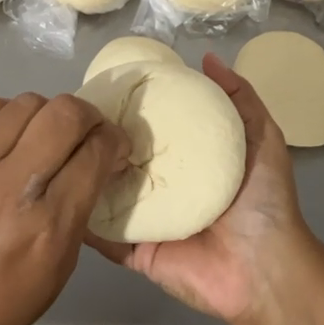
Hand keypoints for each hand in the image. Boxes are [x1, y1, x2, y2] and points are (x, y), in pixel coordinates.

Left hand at [0, 93, 130, 324]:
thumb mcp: (57, 268)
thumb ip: (81, 208)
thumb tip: (99, 159)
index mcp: (47, 225)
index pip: (95, 153)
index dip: (114, 140)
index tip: (115, 145)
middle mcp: (11, 186)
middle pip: (65, 114)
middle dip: (89, 116)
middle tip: (88, 131)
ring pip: (27, 102)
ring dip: (48, 113)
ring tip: (46, 134)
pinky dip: (9, 114)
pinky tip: (11, 134)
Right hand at [84, 53, 323, 324]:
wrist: (266, 267)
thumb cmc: (265, 200)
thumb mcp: (262, 136)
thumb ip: (239, 97)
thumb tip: (208, 57)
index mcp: (187, 160)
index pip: (150, 129)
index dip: (129, 109)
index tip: (104, 87)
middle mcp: (161, 186)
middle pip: (121, 158)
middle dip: (98, 139)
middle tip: (71, 116)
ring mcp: (145, 220)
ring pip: (104, 191)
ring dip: (83, 173)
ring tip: (57, 146)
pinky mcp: (134, 251)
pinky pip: (101, 234)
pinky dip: (81, 217)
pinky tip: (57, 191)